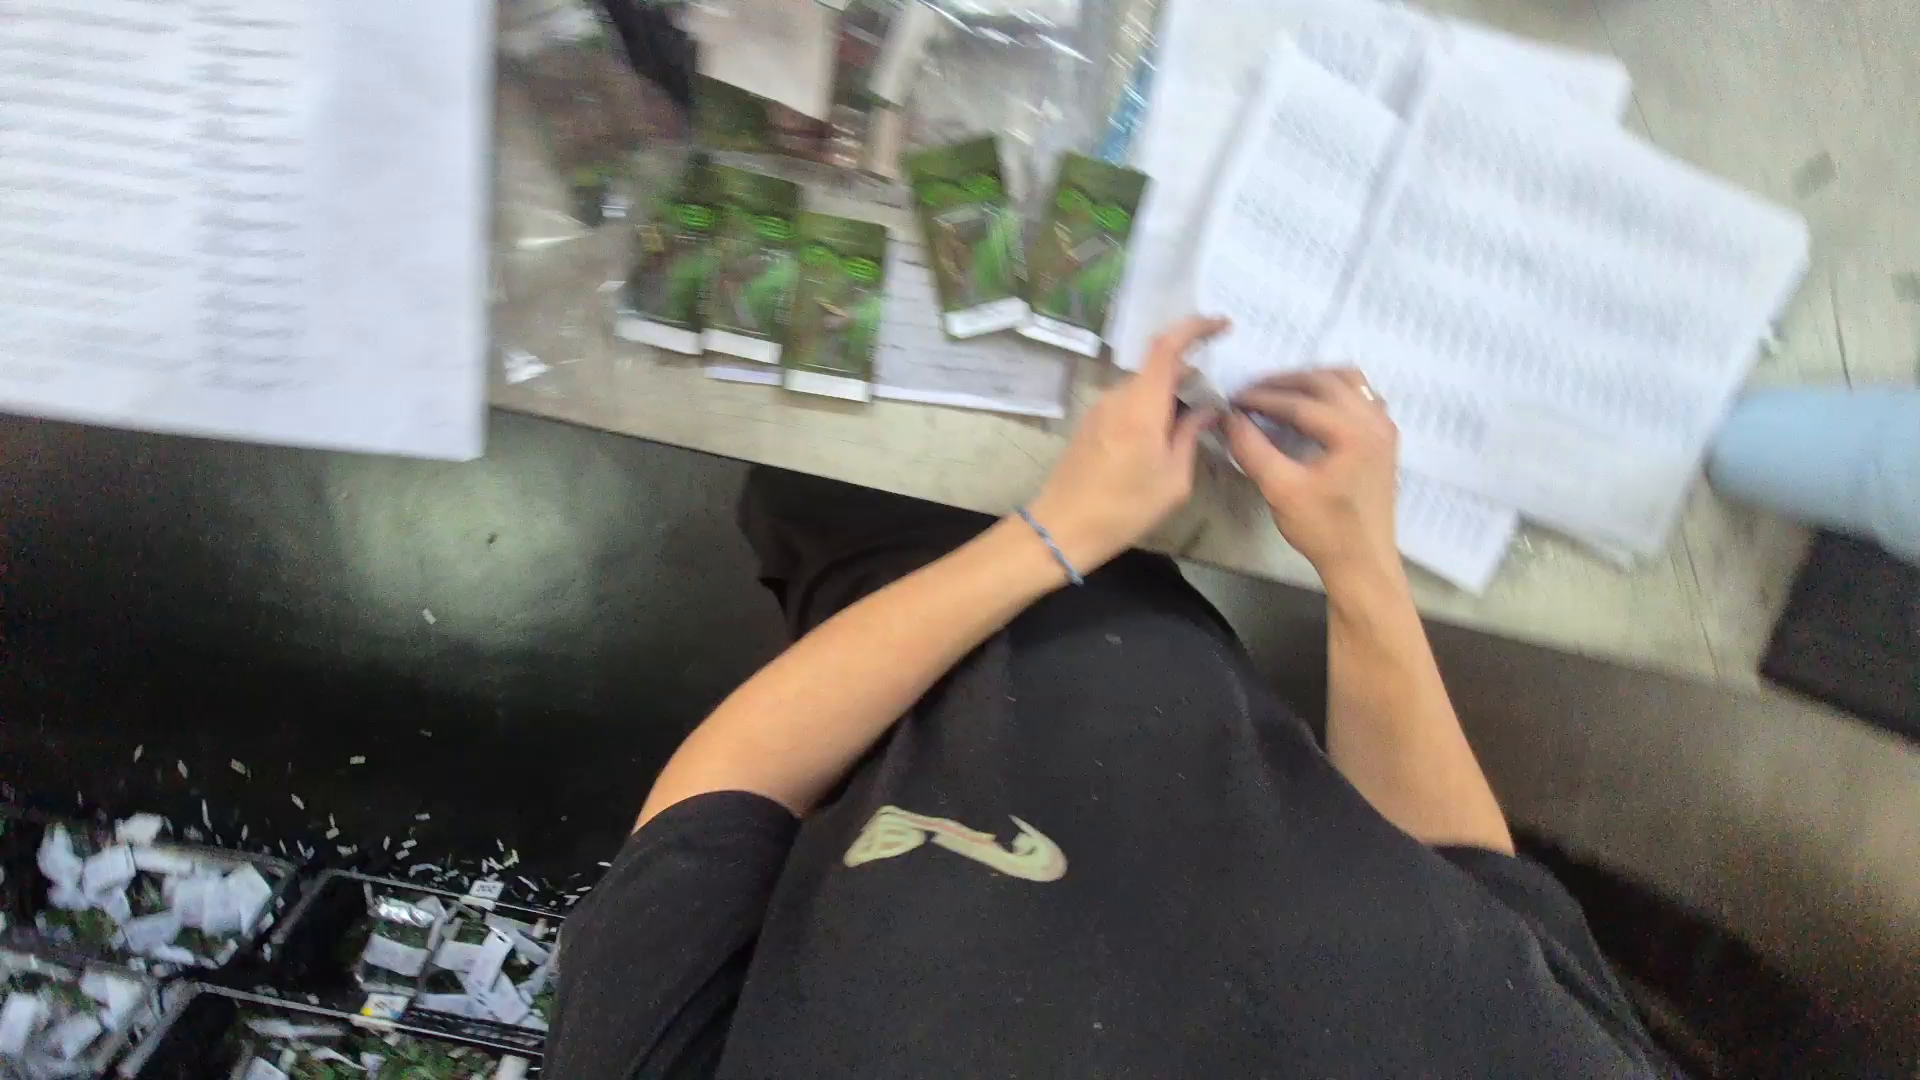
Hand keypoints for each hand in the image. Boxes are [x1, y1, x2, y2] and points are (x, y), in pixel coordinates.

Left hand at [1026, 316, 1228, 572]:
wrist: (1062, 529)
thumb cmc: (1124, 509)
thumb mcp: (1173, 480)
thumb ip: (1190, 436)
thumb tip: (1206, 410)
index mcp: (1141, 405)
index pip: (1168, 346)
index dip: (1196, 327)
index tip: (1222, 326)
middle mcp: (1117, 397)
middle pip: (1157, 369)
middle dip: (1189, 375)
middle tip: (1217, 394)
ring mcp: (1099, 409)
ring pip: (1142, 388)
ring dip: (1168, 396)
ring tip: (1192, 422)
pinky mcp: (1089, 424)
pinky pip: (1127, 404)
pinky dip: (1149, 409)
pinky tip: (1162, 436)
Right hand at [1225, 369, 1401, 592]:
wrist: (1361, 561)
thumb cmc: (1322, 528)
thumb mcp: (1279, 489)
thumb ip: (1252, 449)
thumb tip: (1228, 418)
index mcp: (1354, 432)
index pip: (1300, 403)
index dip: (1262, 398)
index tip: (1232, 400)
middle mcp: (1375, 421)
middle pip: (1326, 382)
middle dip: (1284, 383)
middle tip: (1250, 392)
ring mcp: (1384, 428)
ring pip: (1349, 382)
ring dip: (1311, 381)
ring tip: (1279, 393)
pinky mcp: (1383, 439)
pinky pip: (1361, 397)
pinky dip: (1333, 392)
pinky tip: (1311, 407)